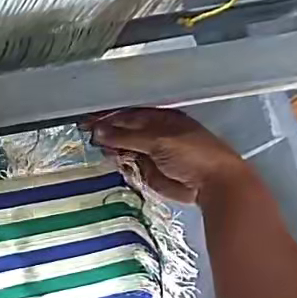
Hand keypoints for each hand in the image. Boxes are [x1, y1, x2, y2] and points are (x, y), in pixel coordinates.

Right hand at [87, 108, 251, 204]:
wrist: (212, 184)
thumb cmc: (193, 154)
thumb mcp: (158, 140)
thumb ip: (127, 136)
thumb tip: (98, 131)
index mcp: (159, 118)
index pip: (127, 113)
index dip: (108, 115)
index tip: (87, 119)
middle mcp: (153, 133)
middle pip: (123, 130)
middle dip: (105, 131)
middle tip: (84, 132)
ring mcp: (149, 152)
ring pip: (122, 147)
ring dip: (110, 148)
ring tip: (96, 147)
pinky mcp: (147, 171)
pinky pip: (127, 164)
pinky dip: (117, 163)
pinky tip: (109, 160)